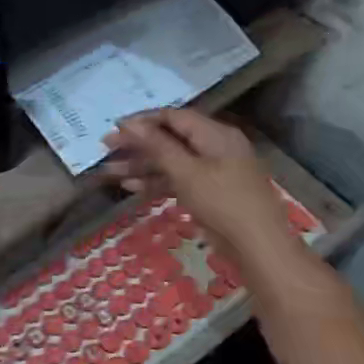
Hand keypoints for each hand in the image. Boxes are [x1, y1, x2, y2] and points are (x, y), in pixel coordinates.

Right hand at [102, 110, 294, 260]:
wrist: (258, 246)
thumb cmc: (222, 202)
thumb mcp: (186, 171)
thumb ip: (156, 145)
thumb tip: (128, 123)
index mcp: (215, 134)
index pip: (173, 117)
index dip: (142, 121)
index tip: (113, 129)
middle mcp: (214, 147)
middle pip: (169, 139)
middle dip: (137, 145)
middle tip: (105, 149)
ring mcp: (212, 171)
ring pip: (171, 162)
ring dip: (141, 166)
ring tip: (110, 173)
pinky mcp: (209, 192)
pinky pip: (178, 179)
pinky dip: (156, 182)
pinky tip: (132, 188)